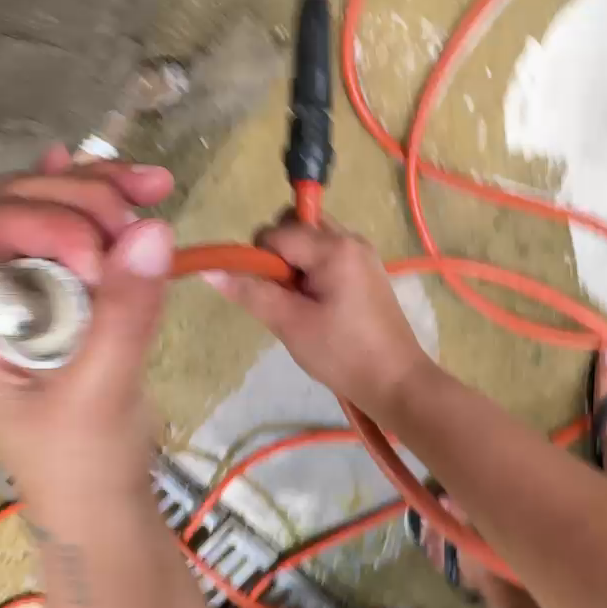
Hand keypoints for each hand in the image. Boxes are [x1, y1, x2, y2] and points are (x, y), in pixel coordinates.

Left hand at [0, 145, 174, 503]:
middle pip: (19, 212)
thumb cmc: (83, 466)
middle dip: (80, 201)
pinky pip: (80, 238)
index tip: (102, 258)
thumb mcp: (100, 394)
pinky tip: (125, 182)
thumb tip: (153, 230)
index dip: (46, 228)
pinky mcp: (69, 300)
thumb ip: (122, 316)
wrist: (103, 506)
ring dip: (102, 192)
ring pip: (52, 214)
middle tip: (139, 218)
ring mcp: (30, 296)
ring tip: (154, 187)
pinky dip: (105, 209)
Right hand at [210, 220, 432, 414]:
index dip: (260, 259)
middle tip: (284, 297)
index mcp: (334, 247)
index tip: (266, 294)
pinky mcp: (367, 272)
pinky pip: (328, 256)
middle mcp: (351, 240)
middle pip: (296, 225)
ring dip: (295, 264)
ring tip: (301, 305)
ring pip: (311, 241)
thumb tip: (211, 270)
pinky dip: (313, 272)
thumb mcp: (290, 324)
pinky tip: (317, 308)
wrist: (396, 381)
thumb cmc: (341, 353)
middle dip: (278, 255)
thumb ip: (250, 292)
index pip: (276, 232)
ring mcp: (363, 255)